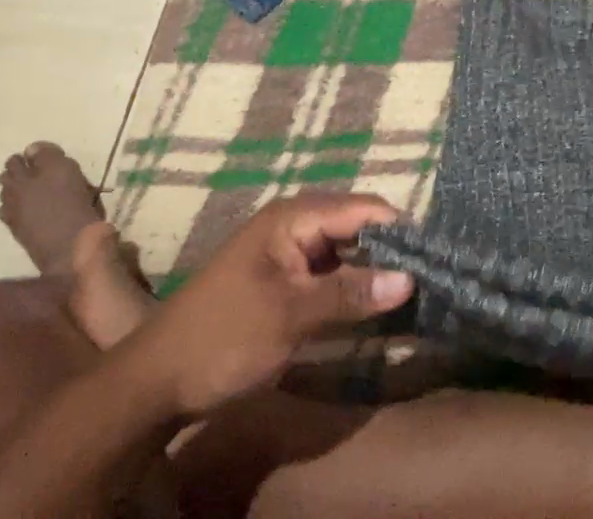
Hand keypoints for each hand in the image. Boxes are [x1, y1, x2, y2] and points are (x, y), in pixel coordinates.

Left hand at [114, 193, 413, 417]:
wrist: (155, 382)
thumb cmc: (223, 338)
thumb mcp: (291, 315)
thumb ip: (351, 292)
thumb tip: (411, 278)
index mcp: (291, 218)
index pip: (362, 208)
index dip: (399, 228)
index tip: (437, 255)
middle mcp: (292, 225)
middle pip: (357, 224)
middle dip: (391, 247)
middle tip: (431, 275)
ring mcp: (287, 253)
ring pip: (346, 249)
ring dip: (374, 268)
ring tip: (414, 290)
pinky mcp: (284, 281)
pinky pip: (331, 272)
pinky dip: (354, 285)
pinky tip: (378, 304)